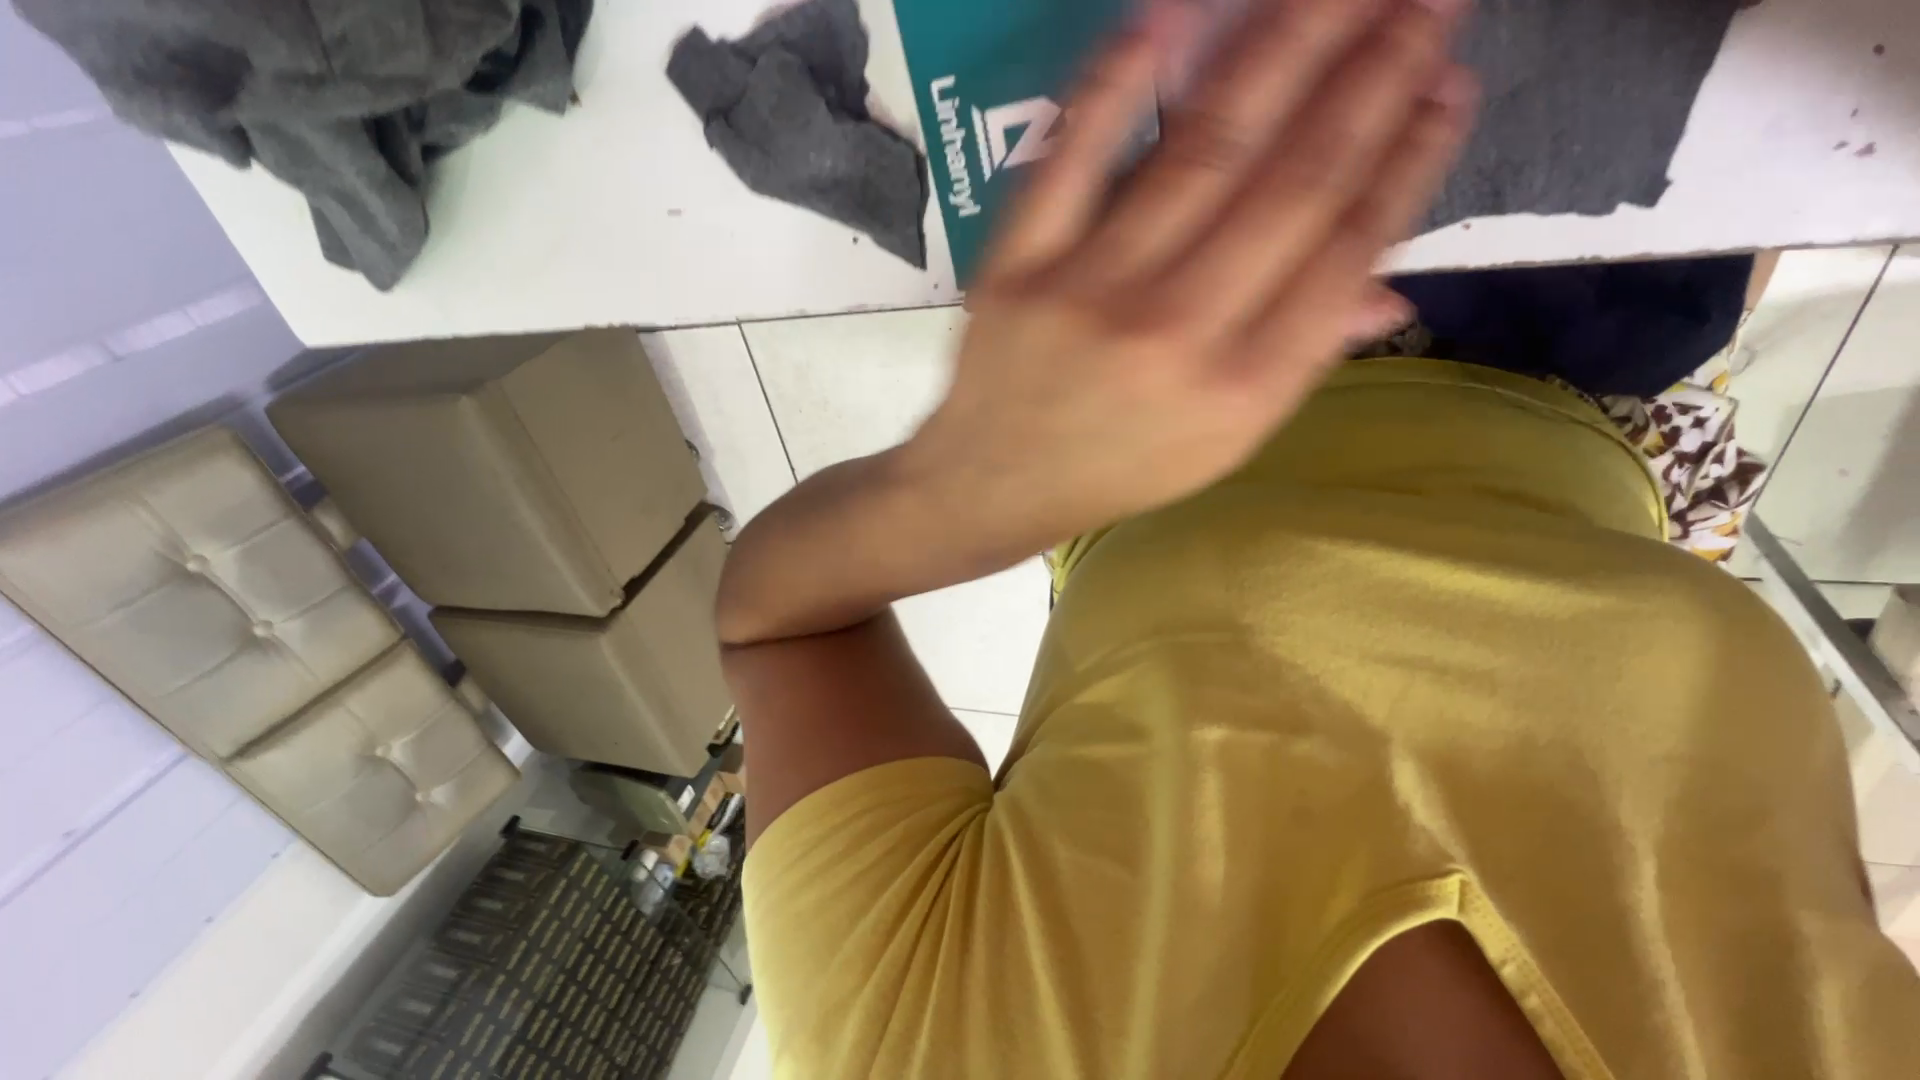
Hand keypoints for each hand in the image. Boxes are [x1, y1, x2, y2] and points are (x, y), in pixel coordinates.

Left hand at [903, 0, 1476, 563]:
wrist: (995, 484)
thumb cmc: (1121, 464)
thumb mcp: (1225, 441)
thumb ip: (1300, 356)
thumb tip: (1393, 286)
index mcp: (1244, 386)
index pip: (1347, 247)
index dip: (1409, 155)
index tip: (1450, 83)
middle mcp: (1179, 331)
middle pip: (1294, 178)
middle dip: (1373, 74)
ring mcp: (1092, 291)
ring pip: (1204, 147)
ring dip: (1283, 48)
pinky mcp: (1018, 266)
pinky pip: (1072, 156)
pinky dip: (1119, 82)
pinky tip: (1172, 13)